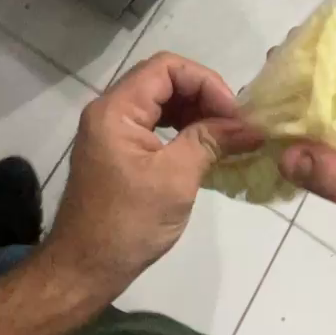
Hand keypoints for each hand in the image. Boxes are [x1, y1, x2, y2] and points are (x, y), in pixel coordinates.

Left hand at [43, 52, 259, 299]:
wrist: (85, 267)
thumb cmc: (128, 223)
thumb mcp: (176, 179)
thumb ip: (210, 141)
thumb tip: (250, 126)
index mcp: (116, 109)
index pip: (166, 67)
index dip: (205, 82)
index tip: (234, 113)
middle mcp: (109, 110)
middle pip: (162, 80)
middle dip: (203, 95)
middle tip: (235, 124)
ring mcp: (111, 130)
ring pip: (159, 101)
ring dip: (194, 112)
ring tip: (225, 134)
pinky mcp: (117, 150)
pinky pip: (152, 124)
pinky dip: (180, 129)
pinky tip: (204, 146)